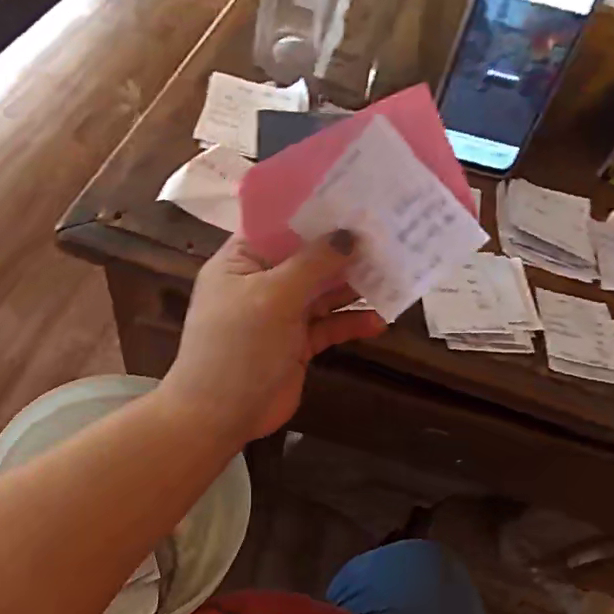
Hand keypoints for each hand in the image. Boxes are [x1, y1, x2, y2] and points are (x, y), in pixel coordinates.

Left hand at [160, 231, 386, 443]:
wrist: (220, 416)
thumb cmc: (238, 347)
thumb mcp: (273, 297)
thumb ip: (312, 264)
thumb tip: (349, 234)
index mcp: (242, 260)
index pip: (278, 224)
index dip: (313, 210)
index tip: (353, 197)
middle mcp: (262, 282)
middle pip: (307, 257)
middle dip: (343, 248)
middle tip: (386, 232)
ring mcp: (281, 314)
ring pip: (323, 291)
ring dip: (353, 285)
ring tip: (392, 271)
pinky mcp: (298, 344)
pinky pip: (330, 326)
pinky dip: (352, 322)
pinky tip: (379, 321)